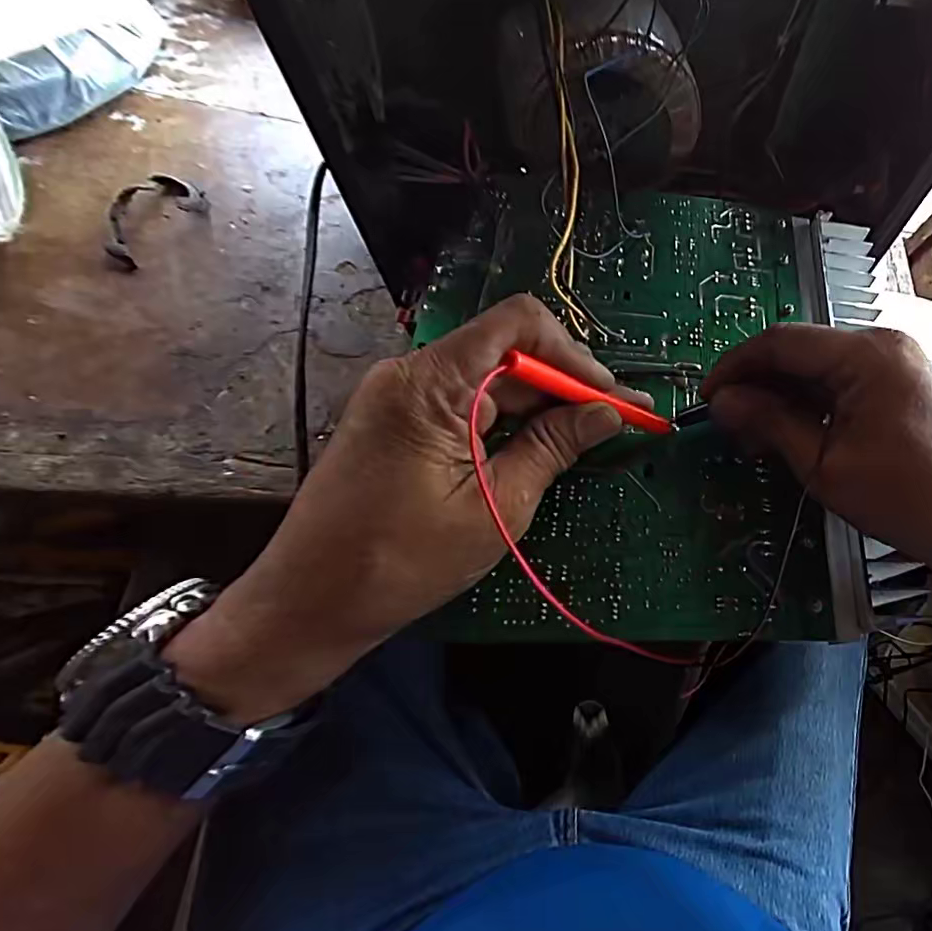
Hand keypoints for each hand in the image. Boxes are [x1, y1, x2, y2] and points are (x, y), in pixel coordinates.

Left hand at [167, 295, 647, 719]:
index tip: (609, 397)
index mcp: (430, 385)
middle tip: (620, 419)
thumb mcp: (497, 505)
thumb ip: (554, 448)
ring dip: (547, 406)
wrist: (311, 605)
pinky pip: (475, 404)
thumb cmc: (403, 561)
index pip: (517, 325)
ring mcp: (406, 398)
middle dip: (570, 383)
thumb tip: (608, 413)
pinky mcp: (406, 422)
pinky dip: (516, 422)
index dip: (573, 354)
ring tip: (595, 434)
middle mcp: (414, 375)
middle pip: (511, 352)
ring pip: (497, 380)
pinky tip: (548, 444)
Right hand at [701, 324, 931, 572]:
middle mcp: (885, 346)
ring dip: (786, 397)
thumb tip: (726, 402)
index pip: (782, 342)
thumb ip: (770, 423)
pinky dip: (815, 405)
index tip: (710, 395)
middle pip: (803, 353)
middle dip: (761, 385)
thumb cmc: (906, 499)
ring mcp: (898, 364)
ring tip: (758, 436)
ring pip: (822, 369)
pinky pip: (845, 383)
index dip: (737, 367)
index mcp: (868, 354)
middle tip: (731, 424)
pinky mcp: (903, 386)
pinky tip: (794, 432)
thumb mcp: (823, 464)